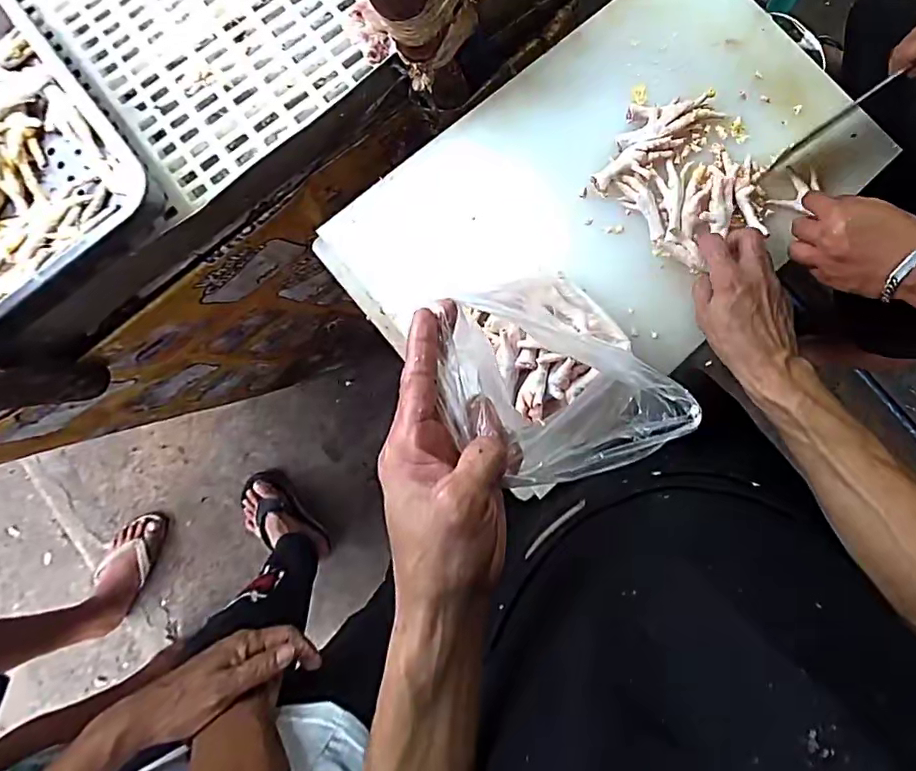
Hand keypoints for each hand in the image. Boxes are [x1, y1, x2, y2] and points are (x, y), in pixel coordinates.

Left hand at [84, 628, 318, 752]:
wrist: (145, 718)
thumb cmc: (180, 704)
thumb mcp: (226, 688)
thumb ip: (260, 667)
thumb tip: (290, 649)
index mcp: (240, 643)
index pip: (284, 634)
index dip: (304, 646)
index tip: (315, 663)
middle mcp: (236, 645)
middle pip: (277, 639)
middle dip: (297, 650)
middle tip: (311, 668)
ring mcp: (228, 657)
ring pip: (267, 652)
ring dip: (284, 660)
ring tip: (296, 676)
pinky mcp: (222, 672)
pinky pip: (255, 663)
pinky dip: (270, 670)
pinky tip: (269, 686)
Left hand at [380, 309, 508, 613]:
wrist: (449, 601)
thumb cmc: (439, 559)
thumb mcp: (460, 504)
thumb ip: (481, 457)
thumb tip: (494, 426)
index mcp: (408, 448)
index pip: (415, 385)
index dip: (423, 346)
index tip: (427, 313)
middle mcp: (425, 447)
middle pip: (438, 388)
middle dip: (446, 350)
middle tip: (456, 313)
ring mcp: (449, 460)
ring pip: (464, 410)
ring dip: (475, 382)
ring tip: (486, 347)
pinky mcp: (470, 474)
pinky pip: (484, 435)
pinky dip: (495, 417)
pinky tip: (507, 403)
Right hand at [692, 229, 799, 396]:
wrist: (770, 363)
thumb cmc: (737, 346)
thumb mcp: (704, 318)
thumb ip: (701, 290)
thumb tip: (704, 279)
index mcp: (730, 279)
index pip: (715, 242)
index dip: (704, 237)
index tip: (701, 239)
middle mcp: (754, 274)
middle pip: (748, 234)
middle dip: (733, 235)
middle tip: (724, 247)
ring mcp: (771, 281)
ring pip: (761, 250)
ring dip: (746, 252)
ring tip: (734, 266)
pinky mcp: (781, 291)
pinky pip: (768, 270)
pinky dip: (756, 271)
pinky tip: (747, 287)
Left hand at [788, 194, 915, 298]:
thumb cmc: (906, 236)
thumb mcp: (876, 205)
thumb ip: (847, 204)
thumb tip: (834, 205)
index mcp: (835, 214)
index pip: (808, 200)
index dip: (813, 201)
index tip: (816, 204)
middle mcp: (825, 237)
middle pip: (797, 226)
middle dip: (807, 223)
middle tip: (817, 225)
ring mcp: (825, 260)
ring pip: (796, 250)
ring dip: (805, 245)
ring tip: (816, 244)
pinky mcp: (830, 279)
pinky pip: (811, 269)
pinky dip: (816, 264)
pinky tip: (828, 260)